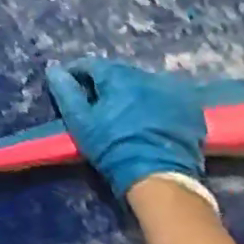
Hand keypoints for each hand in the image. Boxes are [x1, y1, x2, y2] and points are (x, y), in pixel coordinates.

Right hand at [46, 59, 207, 199]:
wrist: (159, 178)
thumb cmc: (113, 149)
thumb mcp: (81, 122)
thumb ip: (66, 92)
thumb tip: (54, 70)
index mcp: (118, 75)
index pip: (90, 64)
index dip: (76, 74)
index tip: (70, 89)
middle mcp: (146, 75)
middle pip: (117, 72)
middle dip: (104, 84)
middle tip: (95, 104)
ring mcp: (171, 89)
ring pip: (141, 83)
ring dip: (129, 92)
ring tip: (122, 113)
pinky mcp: (189, 107)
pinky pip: (164, 97)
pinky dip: (153, 104)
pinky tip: (148, 121)